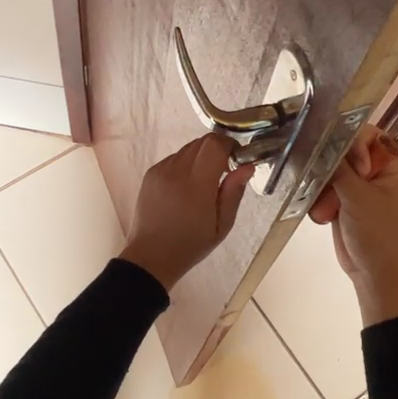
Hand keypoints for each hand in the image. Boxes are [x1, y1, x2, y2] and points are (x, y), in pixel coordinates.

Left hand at [119, 134, 254, 289]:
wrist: (151, 256)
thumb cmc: (191, 245)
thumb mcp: (222, 225)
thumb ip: (233, 192)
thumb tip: (247, 166)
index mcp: (196, 185)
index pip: (214, 144)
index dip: (229, 146)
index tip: (236, 160)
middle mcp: (176, 171)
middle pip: (201, 142)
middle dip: (217, 150)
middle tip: (224, 172)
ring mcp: (160, 170)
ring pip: (187, 149)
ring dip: (201, 157)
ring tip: (203, 183)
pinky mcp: (150, 174)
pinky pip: (174, 158)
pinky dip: (185, 165)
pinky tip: (185, 188)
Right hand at [310, 125, 397, 324]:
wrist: (374, 273)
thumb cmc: (376, 232)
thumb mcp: (358, 196)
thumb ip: (338, 166)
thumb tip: (320, 140)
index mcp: (390, 165)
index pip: (368, 135)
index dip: (353, 143)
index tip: (347, 163)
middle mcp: (375, 171)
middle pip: (345, 151)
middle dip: (331, 166)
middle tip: (327, 182)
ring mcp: (358, 187)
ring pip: (331, 170)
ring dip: (324, 186)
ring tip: (326, 205)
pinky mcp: (343, 202)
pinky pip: (325, 187)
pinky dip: (320, 198)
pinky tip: (321, 213)